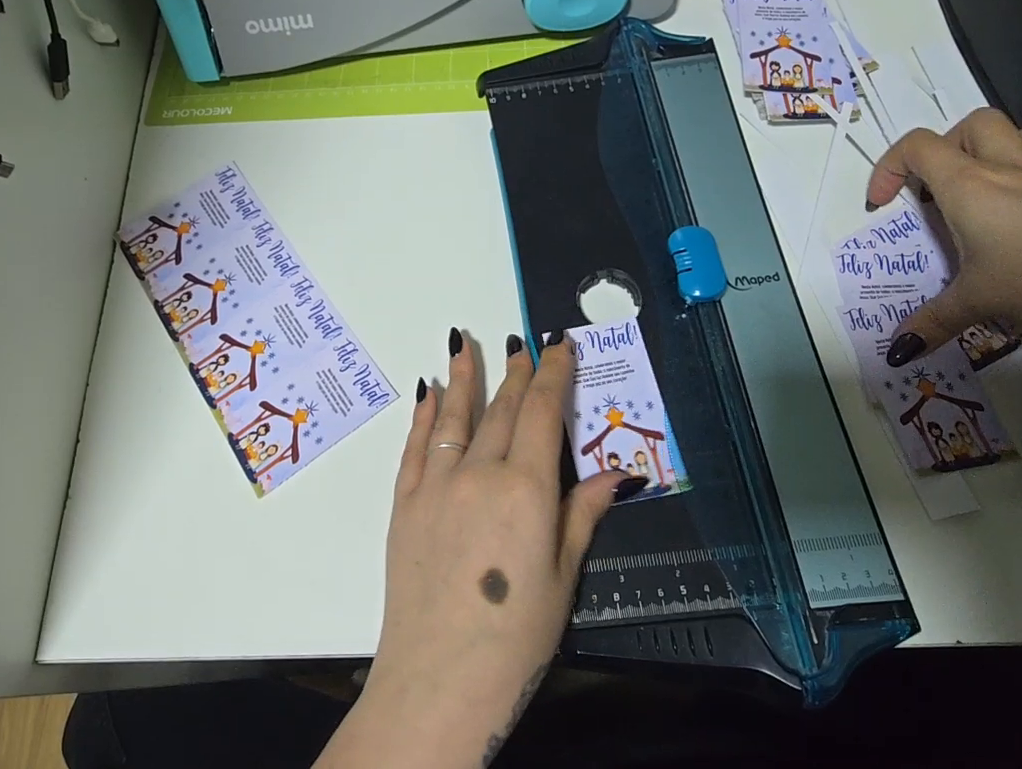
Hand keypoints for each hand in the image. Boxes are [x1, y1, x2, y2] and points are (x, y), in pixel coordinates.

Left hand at [315, 330, 634, 768]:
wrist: (440, 676)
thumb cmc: (515, 635)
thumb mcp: (564, 575)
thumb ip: (583, 513)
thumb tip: (617, 474)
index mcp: (526, 488)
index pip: (542, 414)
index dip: (551, 375)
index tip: (557, 347)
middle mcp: (478, 474)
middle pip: (501, 410)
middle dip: (514, 374)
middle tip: (520, 344)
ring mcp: (436, 486)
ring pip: (454, 418)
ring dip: (462, 379)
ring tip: (464, 344)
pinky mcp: (404, 504)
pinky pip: (416, 447)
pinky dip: (425, 416)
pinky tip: (428, 394)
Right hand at [867, 109, 1021, 390]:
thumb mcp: (978, 302)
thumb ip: (934, 322)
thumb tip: (898, 353)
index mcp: (969, 185)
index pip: (917, 146)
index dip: (890, 166)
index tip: (884, 202)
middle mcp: (1010, 168)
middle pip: (973, 124)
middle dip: (947, 146)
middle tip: (940, 187)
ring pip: (1019, 136)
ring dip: (994, 154)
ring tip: (986, 196)